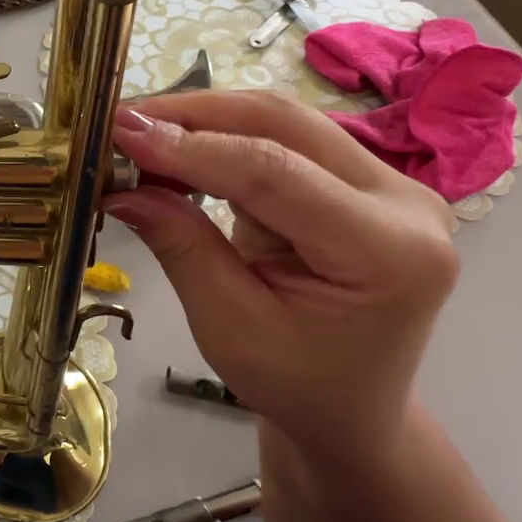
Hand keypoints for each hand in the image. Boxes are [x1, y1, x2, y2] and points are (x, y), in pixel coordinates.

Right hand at [104, 90, 458, 463]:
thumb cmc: (296, 383)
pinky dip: (218, 135)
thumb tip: (120, 186)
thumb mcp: (228, 325)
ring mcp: (386, 182)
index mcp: (389, 252)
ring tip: (136, 134)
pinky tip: (172, 148)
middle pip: (284, 124)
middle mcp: (403, 201)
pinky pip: (280, 135)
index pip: (276, 171)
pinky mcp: (359, 176)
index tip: (119, 133)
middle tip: (118, 123)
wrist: (351, 406)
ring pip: (280, 119)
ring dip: (202, 119)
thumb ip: (181, 246)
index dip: (192, 146)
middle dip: (193, 115)